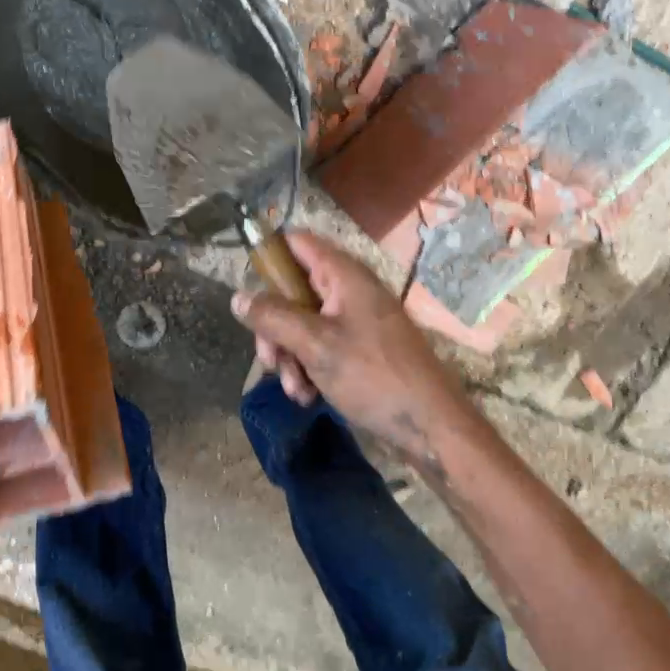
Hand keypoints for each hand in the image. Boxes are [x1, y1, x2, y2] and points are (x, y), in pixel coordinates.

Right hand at [232, 231, 471, 458]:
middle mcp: (348, 291)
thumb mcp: (315, 345)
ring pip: (301, 324)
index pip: (296, 242)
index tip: (250, 290)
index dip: (268, 257)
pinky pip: (320, 347)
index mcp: (343, 276)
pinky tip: (308, 396)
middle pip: (291, 291)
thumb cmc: (375, 376)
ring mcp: (355, 321)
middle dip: (273, 325)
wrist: (432, 428)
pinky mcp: (360, 350)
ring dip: (289, 355)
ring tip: (296, 389)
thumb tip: (237, 296)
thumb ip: (272, 317)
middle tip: (269, 359)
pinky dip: (308, 368)